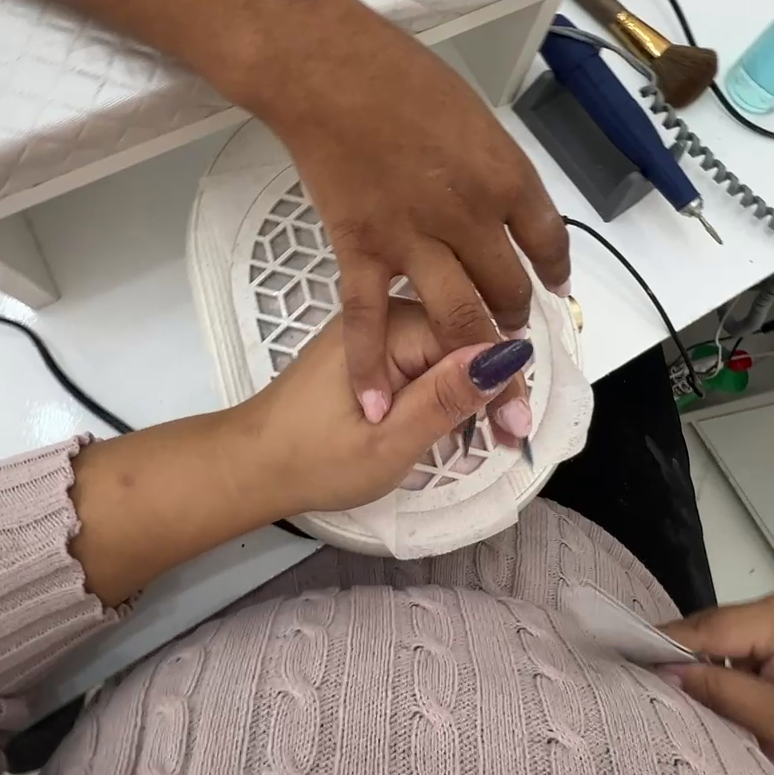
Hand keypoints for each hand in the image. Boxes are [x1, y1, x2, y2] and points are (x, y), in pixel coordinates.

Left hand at [242, 301, 534, 514]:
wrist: (255, 462)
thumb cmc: (314, 459)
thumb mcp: (388, 441)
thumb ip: (447, 398)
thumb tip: (505, 357)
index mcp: (394, 325)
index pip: (473, 339)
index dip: (504, 385)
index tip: (518, 432)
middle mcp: (391, 312)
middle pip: (466, 339)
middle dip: (495, 387)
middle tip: (511, 439)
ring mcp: (382, 327)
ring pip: (452, 349)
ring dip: (475, 390)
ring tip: (494, 433)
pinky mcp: (377, 347)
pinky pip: (429, 357)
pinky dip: (449, 388)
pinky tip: (462, 415)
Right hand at [260, 26, 569, 446]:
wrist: (326, 71)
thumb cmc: (402, 76)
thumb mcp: (472, 115)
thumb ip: (494, 167)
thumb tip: (507, 203)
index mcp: (505, 176)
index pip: (548, 242)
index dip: (554, 273)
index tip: (553, 288)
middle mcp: (470, 217)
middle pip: (508, 290)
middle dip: (517, 323)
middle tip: (513, 339)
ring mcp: (414, 240)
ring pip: (458, 316)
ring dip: (474, 351)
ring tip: (480, 372)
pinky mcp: (361, 252)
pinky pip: (369, 321)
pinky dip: (372, 368)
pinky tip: (379, 408)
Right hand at [660, 581, 773, 774]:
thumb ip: (719, 691)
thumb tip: (670, 672)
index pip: (710, 624)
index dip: (671, 643)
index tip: (632, 654)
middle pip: (736, 634)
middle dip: (722, 677)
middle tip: (714, 721)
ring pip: (763, 645)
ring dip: (753, 686)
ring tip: (765, 739)